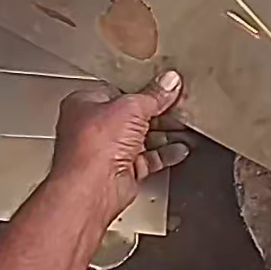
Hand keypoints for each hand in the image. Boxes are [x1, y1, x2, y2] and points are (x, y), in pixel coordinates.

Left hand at [46, 70, 189, 229]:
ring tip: (184, 127)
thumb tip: (168, 82)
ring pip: (142, 138)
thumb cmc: (93, 146)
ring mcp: (109, 151)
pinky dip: (166, 154)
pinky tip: (180, 149)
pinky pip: (149, 159)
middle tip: (179, 108)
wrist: (93, 186)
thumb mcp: (131, 107)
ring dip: (165, 134)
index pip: (119, 91)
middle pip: (133, 116)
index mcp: (86, 104)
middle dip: (158, 114)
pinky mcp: (123, 170)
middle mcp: (95, 128)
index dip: (143, 90)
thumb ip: (154, 96)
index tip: (165, 88)